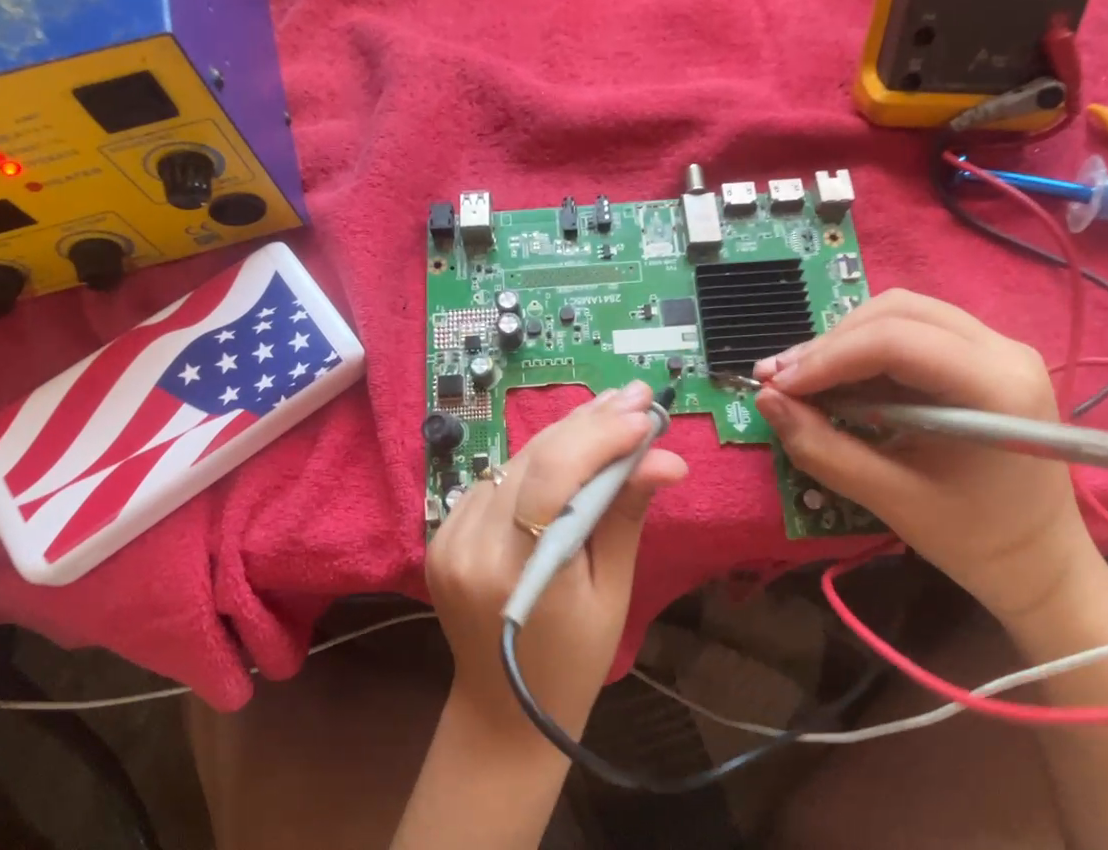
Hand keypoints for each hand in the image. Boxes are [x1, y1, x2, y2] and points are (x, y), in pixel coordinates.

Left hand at [425, 380, 687, 740]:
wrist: (503, 710)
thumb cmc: (573, 661)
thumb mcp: (611, 591)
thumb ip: (624, 516)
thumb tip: (664, 458)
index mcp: (513, 571)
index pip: (551, 478)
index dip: (599, 438)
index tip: (643, 413)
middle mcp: (469, 545)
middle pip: (531, 460)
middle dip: (588, 424)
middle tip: (634, 397)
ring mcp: (448, 537)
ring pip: (513, 462)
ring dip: (565, 434)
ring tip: (612, 409)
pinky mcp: (442, 534)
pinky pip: (497, 481)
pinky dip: (537, 459)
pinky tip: (572, 442)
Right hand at [752, 289, 1096, 623]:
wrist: (1038, 561)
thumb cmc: (972, 538)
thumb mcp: (890, 498)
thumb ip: (822, 448)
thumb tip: (766, 401)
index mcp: (994, 388)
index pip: (896, 341)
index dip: (827, 358)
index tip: (776, 386)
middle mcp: (1004, 350)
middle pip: (897, 312)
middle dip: (830, 344)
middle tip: (780, 380)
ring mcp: (998, 348)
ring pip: (901, 314)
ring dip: (844, 342)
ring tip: (801, 380)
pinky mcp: (983, 357)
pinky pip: (913, 332)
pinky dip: (864, 352)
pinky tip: (835, 381)